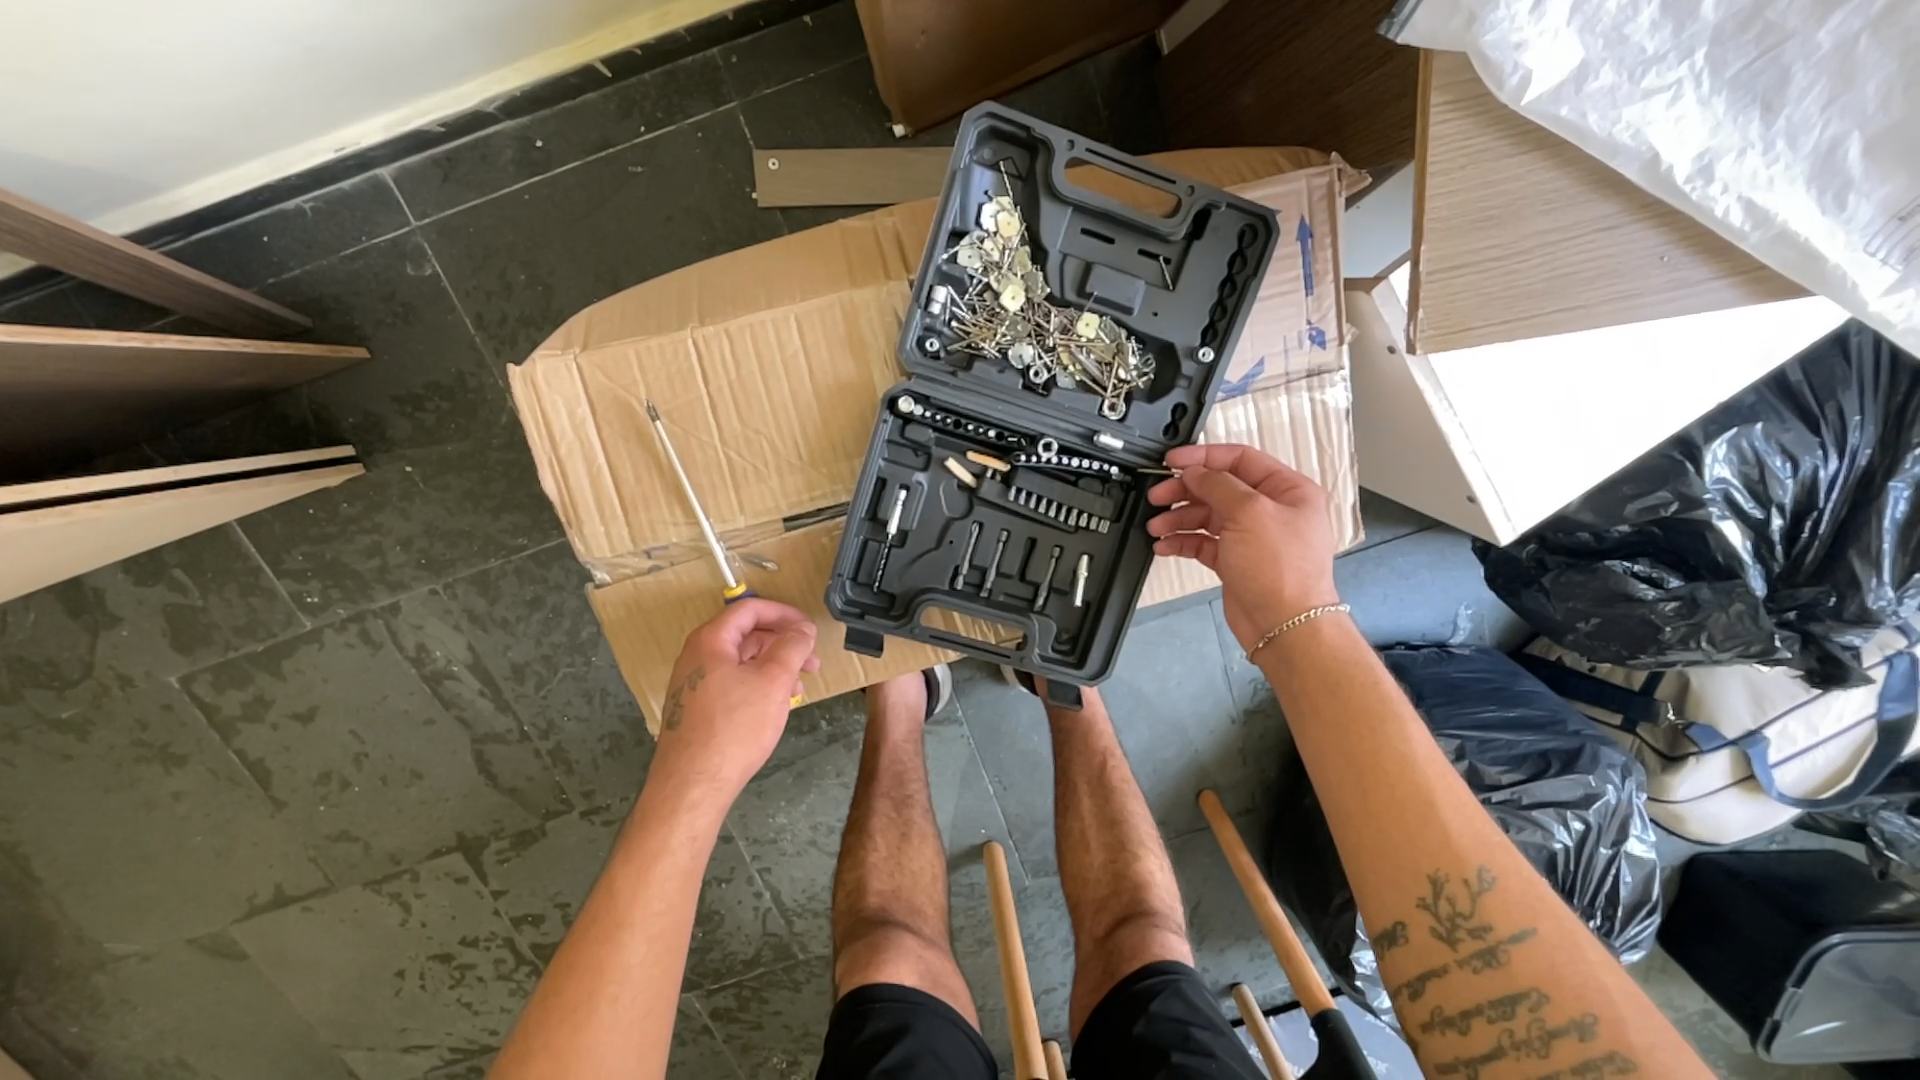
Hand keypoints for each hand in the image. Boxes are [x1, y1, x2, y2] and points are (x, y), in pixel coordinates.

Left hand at [650, 598, 820, 805]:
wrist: (693, 785)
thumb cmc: (734, 728)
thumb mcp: (773, 680)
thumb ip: (792, 647)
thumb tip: (803, 629)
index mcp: (710, 641)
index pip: (749, 609)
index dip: (784, 614)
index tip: (809, 629)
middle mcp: (697, 657)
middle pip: (746, 635)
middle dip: (783, 644)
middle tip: (812, 661)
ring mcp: (694, 684)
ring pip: (741, 662)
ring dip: (774, 668)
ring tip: (798, 688)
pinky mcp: (697, 710)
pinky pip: (733, 684)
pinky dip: (758, 686)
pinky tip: (775, 706)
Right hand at [1145, 443, 1339, 651]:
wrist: (1284, 625)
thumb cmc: (1284, 572)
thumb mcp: (1250, 513)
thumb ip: (1218, 485)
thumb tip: (1196, 471)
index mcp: (1288, 489)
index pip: (1240, 459)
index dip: (1203, 457)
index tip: (1173, 461)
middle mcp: (1271, 511)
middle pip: (1219, 488)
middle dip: (1185, 491)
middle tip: (1158, 495)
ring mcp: (1253, 537)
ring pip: (1207, 516)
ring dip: (1179, 518)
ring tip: (1157, 526)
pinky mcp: (1236, 561)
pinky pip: (1202, 543)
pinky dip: (1182, 542)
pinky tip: (1166, 545)